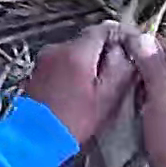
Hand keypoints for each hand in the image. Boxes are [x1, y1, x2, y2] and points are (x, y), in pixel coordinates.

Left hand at [23, 23, 137, 143]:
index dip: (121, 36)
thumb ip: (121, 69)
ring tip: (97, 87)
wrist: (34, 137)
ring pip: (74, 52)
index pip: (103, 29)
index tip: (131, 50)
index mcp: (76, 52)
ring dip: (88, 63)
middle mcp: (56, 48)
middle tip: (117, 74)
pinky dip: (72, 70)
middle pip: (88, 41)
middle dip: (105, 53)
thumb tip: (127, 49)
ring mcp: (43, 58)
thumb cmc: (75, 119)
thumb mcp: (107, 97)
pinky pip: (60, 62)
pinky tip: (78, 90)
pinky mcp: (37, 70)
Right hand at [127, 32, 165, 166]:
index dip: (151, 51)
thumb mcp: (162, 101)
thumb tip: (141, 36)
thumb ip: (152, 68)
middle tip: (130, 82)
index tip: (126, 53)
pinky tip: (144, 108)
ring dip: (151, 87)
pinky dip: (156, 100)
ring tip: (137, 97)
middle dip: (150, 72)